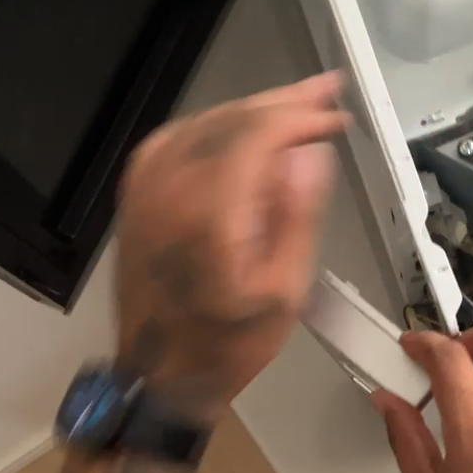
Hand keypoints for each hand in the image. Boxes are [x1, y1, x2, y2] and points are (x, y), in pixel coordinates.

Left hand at [112, 73, 347, 422]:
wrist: (165, 375)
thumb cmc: (227, 345)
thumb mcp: (283, 293)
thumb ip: (295, 217)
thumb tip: (310, 157)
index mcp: (210, 212)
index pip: (259, 132)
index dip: (301, 114)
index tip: (333, 115)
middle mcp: (171, 188)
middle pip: (232, 118)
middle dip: (283, 104)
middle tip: (323, 98)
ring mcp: (147, 189)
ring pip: (205, 123)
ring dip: (252, 113)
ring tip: (292, 111)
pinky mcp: (138, 197)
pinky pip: (176, 140)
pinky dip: (214, 128)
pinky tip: (239, 134)